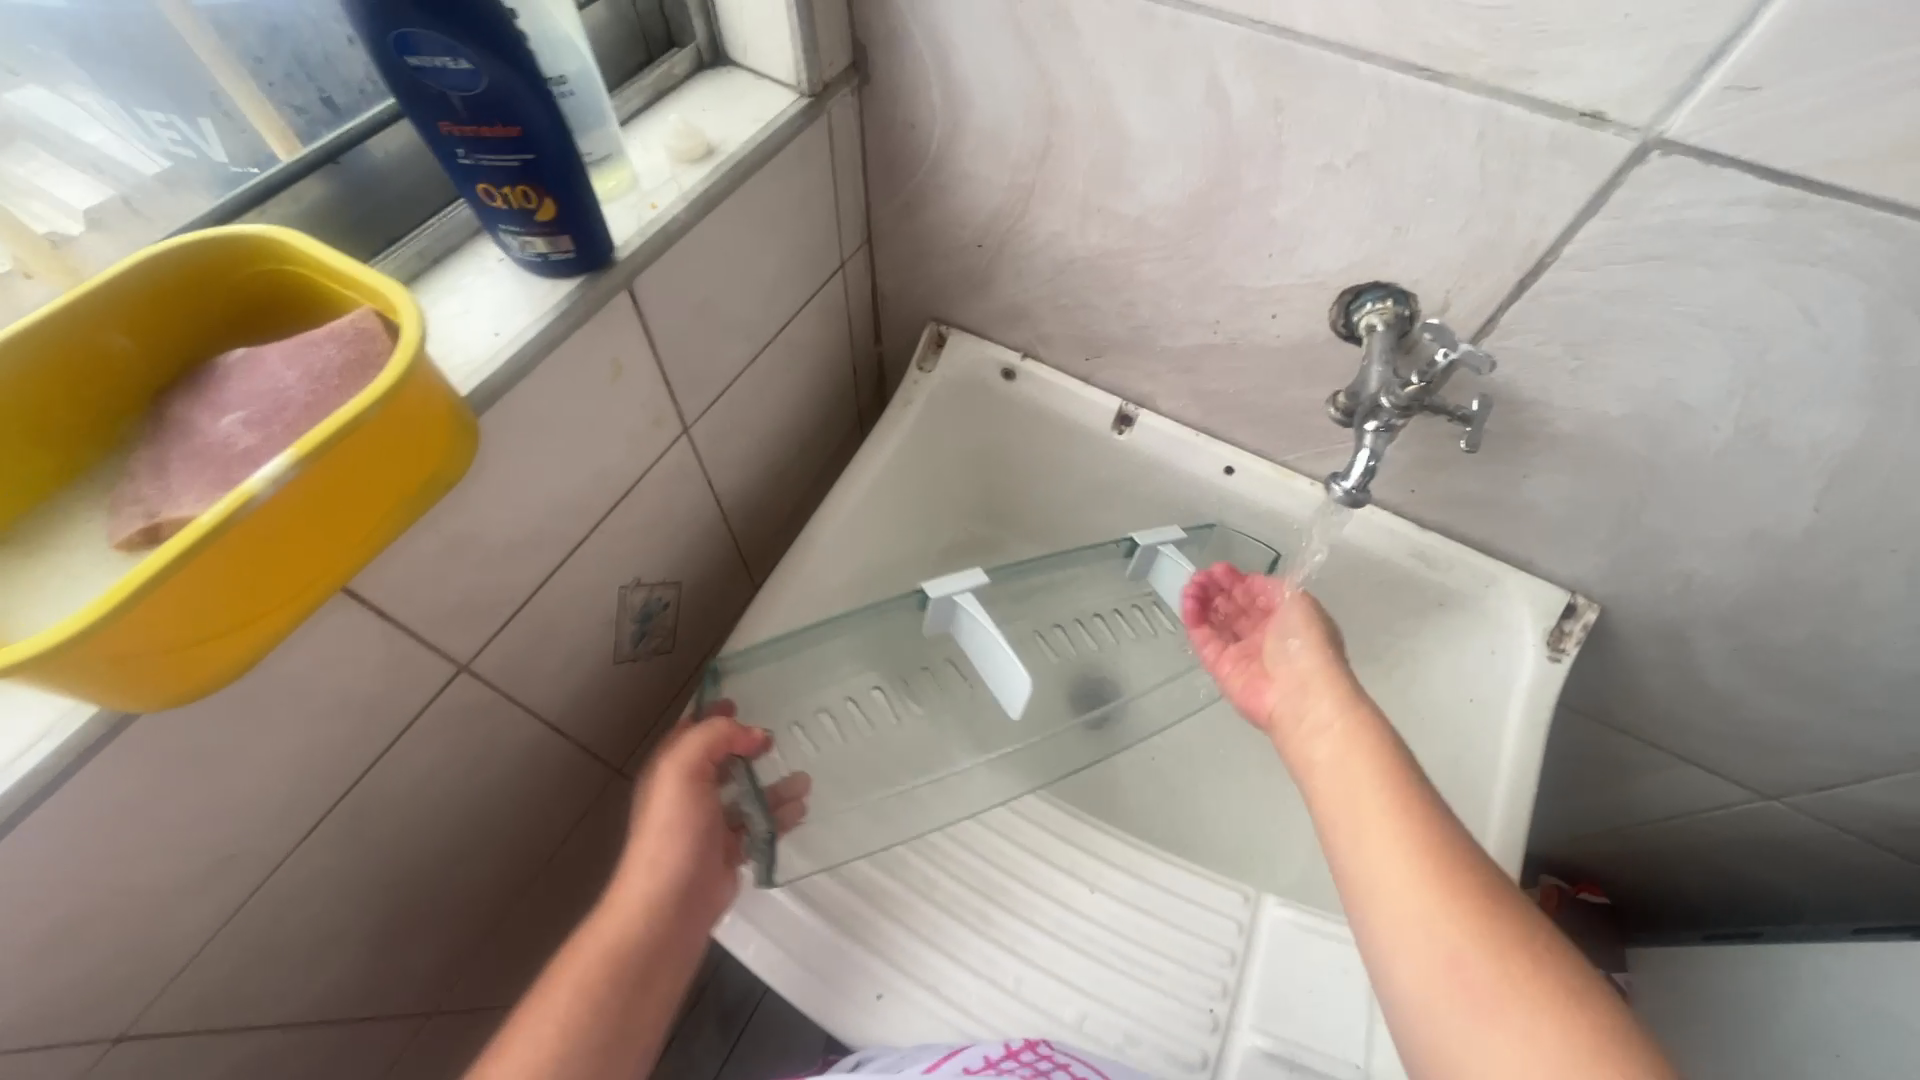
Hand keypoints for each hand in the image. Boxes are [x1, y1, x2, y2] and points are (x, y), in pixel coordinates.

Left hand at [612, 701, 809, 929]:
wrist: (670, 905)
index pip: (690, 732)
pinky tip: (799, 811)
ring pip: (745, 796)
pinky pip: (757, 827)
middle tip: (775, 741)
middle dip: (748, 749)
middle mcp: (687, 794)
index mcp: (670, 771)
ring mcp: (707, 826)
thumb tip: (751, 733)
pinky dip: (778, 817)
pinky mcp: (727, 853)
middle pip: (721, 761)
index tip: (740, 701)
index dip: (712, 714)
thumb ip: (715, 737)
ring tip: (804, 780)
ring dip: (773, 786)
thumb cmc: (674, 831)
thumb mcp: (683, 768)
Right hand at [1181, 563, 1359, 754]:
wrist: (1302, 694)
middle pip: (1232, 606)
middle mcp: (1262, 634)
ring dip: (1202, 601)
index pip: (1254, 594)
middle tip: (1200, 576)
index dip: (1236, 580)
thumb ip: (1271, 587)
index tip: (1218, 569)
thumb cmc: (1306, 643)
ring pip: (1215, 621)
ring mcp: (1240, 651)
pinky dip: (1194, 620)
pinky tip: (1188, 602)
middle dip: (1216, 588)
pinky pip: (1203, 639)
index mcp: (1285, 617)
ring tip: (1190, 586)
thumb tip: (1247, 582)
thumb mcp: (1300, 601)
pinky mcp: (1220, 667)